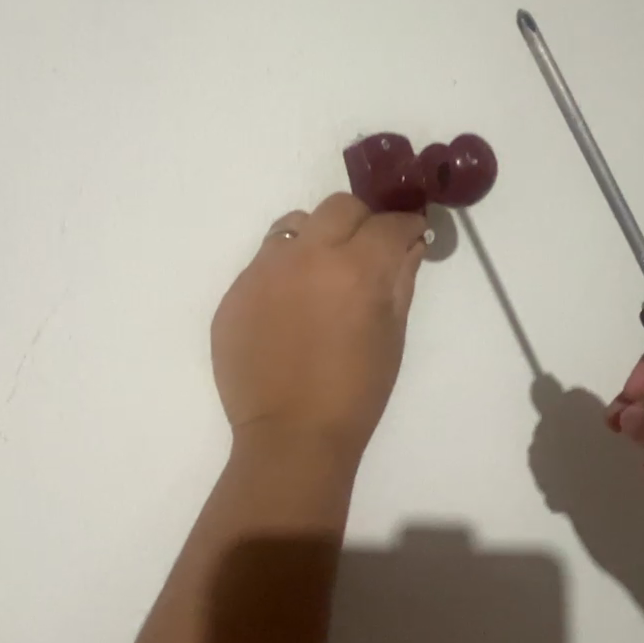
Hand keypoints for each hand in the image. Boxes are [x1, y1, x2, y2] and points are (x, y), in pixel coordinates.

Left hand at [212, 193, 427, 462]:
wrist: (291, 435)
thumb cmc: (356, 392)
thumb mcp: (391, 335)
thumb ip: (400, 280)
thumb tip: (409, 245)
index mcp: (355, 268)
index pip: (388, 223)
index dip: (405, 225)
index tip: (409, 234)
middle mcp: (306, 256)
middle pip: (338, 207)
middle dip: (361, 221)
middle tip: (367, 249)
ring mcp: (263, 272)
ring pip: (293, 226)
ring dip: (316, 238)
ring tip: (322, 273)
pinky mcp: (234, 293)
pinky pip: (263, 263)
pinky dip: (283, 272)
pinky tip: (289, 307)